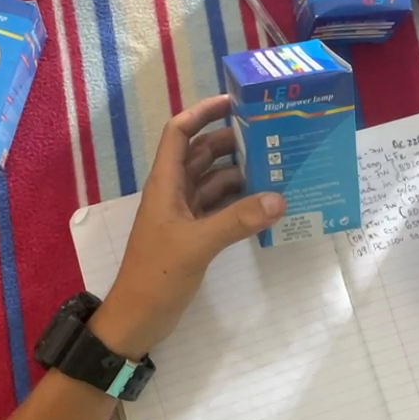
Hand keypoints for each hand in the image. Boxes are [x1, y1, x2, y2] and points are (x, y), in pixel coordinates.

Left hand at [91, 95, 284, 359]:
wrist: (138, 317)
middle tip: (271, 135)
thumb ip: (238, 220)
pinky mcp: (194, 234)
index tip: (234, 103)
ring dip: (240, 172)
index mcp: (165, 183)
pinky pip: (220, 207)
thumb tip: (280, 199)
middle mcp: (174, 192)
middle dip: (232, 141)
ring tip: (277, 164)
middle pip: (202, 153)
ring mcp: (184, 214)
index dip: (202, 112)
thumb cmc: (157, 274)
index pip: (179, 133)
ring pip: (214, 180)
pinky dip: (240, 201)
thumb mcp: (198, 244)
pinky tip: (266, 202)